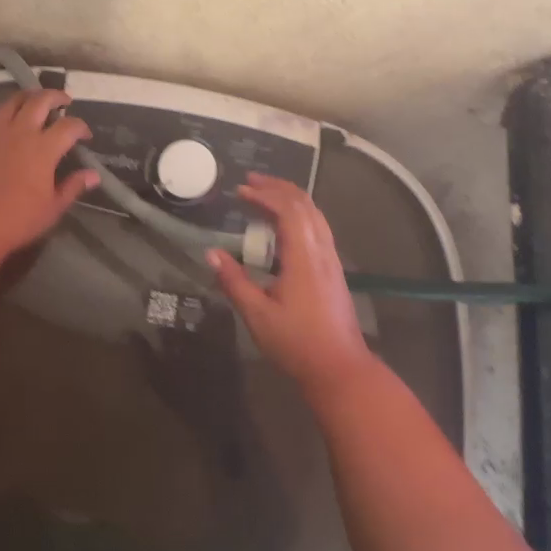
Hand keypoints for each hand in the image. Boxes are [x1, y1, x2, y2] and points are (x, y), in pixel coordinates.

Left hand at [0, 89, 98, 258]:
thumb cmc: (19, 220)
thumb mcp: (53, 208)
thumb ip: (73, 186)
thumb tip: (94, 175)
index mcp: (43, 148)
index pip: (69, 126)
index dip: (81, 127)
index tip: (86, 136)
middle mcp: (20, 132)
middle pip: (40, 101)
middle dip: (56, 96)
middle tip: (63, 102)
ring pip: (10, 102)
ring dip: (25, 97)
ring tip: (33, 102)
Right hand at [207, 172, 371, 391]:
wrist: (338, 367)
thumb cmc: (296, 342)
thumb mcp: (257, 314)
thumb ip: (234, 281)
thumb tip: (211, 254)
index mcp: (304, 258)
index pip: (288, 210)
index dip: (265, 195)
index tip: (240, 191)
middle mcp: (322, 252)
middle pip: (306, 206)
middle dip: (279, 189)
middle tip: (251, 183)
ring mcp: (331, 261)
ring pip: (316, 216)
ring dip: (291, 200)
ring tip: (265, 197)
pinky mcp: (333, 272)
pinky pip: (318, 230)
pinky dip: (299, 217)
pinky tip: (283, 227)